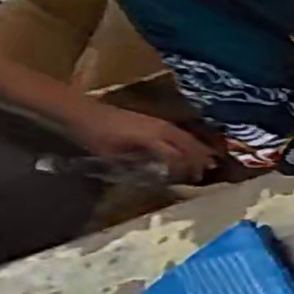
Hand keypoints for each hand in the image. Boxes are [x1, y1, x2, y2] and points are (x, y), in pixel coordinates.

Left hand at [61, 101, 214, 181]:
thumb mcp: (111, 155)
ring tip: (208, 161)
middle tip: (205, 172)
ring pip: (190, 138)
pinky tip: (194, 149)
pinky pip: (183, 133)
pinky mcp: (160, 122)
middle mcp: (163, 130)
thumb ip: (137, 164)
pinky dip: (193, 142)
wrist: (85, 114)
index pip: (177, 155)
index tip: (188, 179)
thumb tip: (156, 174)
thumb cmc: (94, 136)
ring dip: (200, 150)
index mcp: (152, 138)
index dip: (184, 168)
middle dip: (199, 159)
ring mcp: (163, 124)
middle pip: (190, 145)